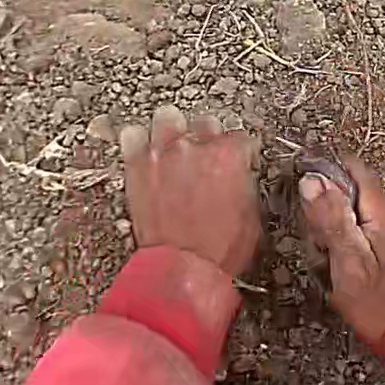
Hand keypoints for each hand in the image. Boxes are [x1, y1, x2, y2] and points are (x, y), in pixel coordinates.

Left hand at [120, 108, 262, 276]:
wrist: (182, 268)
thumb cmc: (220, 247)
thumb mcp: (251, 211)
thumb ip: (244, 180)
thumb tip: (241, 174)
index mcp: (231, 154)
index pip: (240, 136)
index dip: (240, 150)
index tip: (238, 160)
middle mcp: (197, 145)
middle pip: (205, 121)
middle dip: (208, 137)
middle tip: (207, 154)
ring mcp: (163, 153)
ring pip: (168, 117)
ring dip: (173, 130)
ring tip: (175, 145)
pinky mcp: (136, 166)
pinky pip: (133, 136)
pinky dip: (139, 141)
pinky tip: (146, 151)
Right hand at [298, 157, 384, 344]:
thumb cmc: (378, 301)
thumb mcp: (348, 261)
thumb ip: (332, 220)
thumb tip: (312, 181)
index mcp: (380, 206)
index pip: (348, 166)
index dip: (322, 177)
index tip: (305, 201)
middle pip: (342, 187)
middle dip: (322, 210)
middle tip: (320, 242)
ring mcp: (384, 220)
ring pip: (343, 208)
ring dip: (328, 229)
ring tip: (329, 257)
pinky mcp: (380, 235)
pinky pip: (350, 226)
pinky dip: (338, 241)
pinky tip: (337, 263)